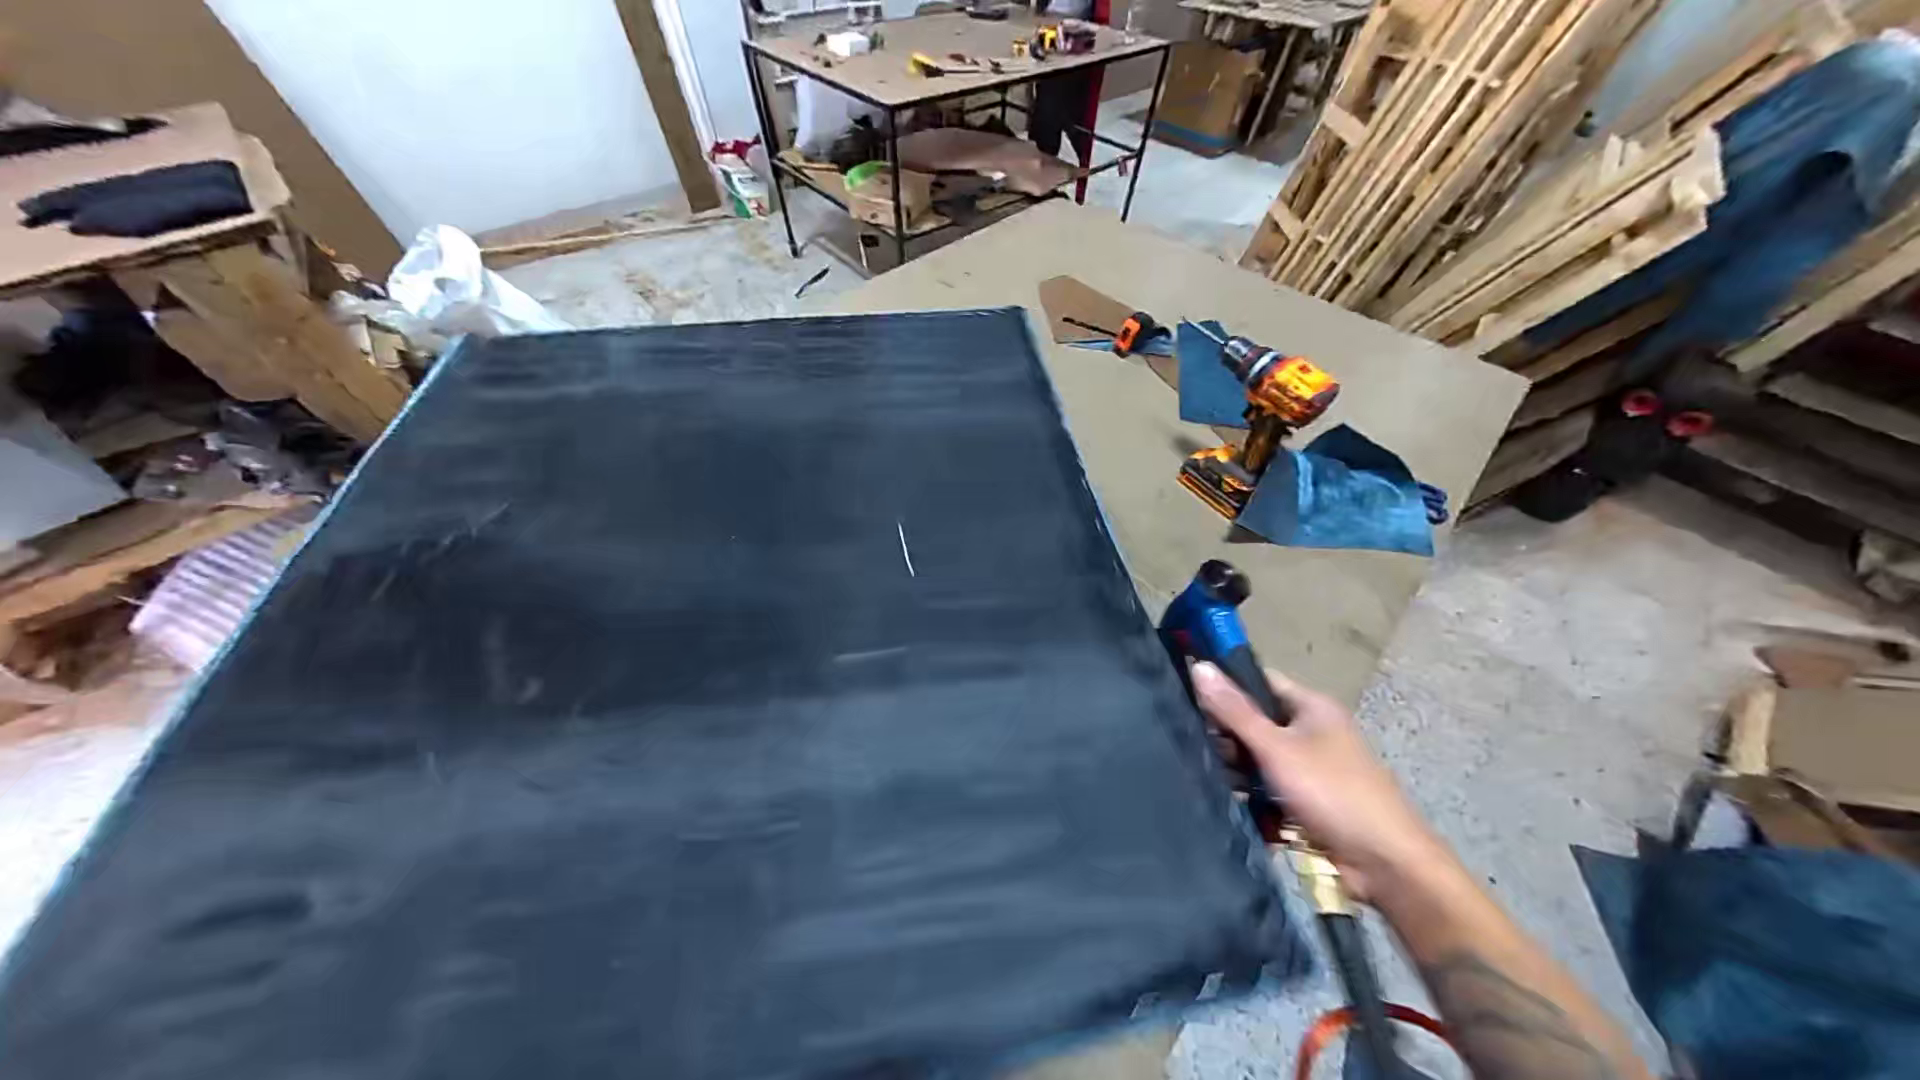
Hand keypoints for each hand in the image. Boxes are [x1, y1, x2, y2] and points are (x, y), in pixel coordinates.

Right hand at [1189, 662, 1446, 899]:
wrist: (1387, 865)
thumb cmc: (1333, 793)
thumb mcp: (1276, 748)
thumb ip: (1235, 710)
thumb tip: (1199, 666)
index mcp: (1311, 707)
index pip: (1258, 681)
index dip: (1226, 685)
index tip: (1189, 699)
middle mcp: (1312, 731)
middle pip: (1255, 721)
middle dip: (1227, 737)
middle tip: (1199, 748)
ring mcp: (1312, 767)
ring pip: (1259, 758)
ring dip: (1237, 770)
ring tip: (1210, 779)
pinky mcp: (1308, 800)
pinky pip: (1269, 788)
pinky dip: (1252, 796)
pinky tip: (1232, 804)